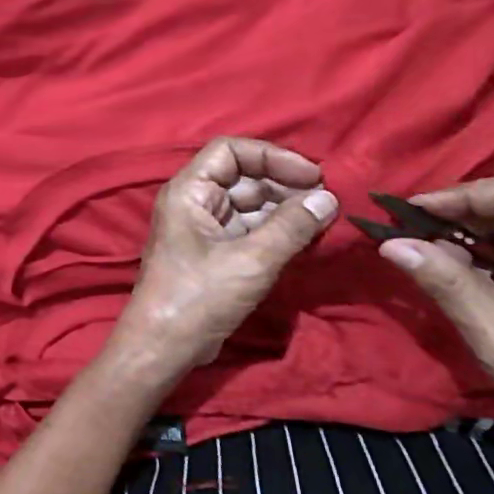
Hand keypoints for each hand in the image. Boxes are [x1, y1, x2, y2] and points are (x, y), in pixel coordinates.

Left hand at [116, 137, 338, 371]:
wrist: (165, 342)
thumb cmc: (200, 295)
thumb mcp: (252, 260)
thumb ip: (291, 226)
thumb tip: (328, 198)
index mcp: (189, 192)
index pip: (229, 151)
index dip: (271, 156)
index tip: (313, 176)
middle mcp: (193, 202)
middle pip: (242, 175)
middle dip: (284, 183)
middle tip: (328, 202)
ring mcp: (203, 226)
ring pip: (249, 203)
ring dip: (285, 208)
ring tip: (325, 219)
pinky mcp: (214, 250)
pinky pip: (249, 227)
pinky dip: (276, 228)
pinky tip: (307, 236)